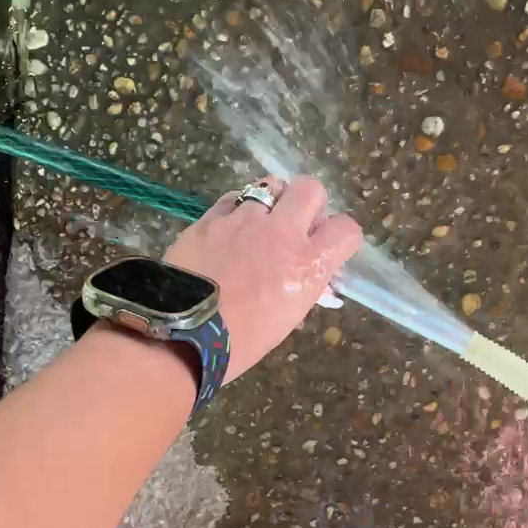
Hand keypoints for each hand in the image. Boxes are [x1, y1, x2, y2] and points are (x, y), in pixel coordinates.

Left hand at [164, 176, 360, 382]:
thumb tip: (312, 281)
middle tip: (297, 225)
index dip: (342, 237)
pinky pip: (233, 198)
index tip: (330, 246)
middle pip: (310, 189)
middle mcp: (282, 233)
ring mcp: (243, 220)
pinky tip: (229, 229)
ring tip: (259, 224)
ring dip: (271, 202)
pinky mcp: (210, 217)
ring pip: (269, 185)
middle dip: (309, 204)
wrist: (181, 335)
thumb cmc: (241, 342)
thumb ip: (303, 289)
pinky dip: (237, 209)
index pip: (346, 230)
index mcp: (308, 265)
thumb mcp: (286, 319)